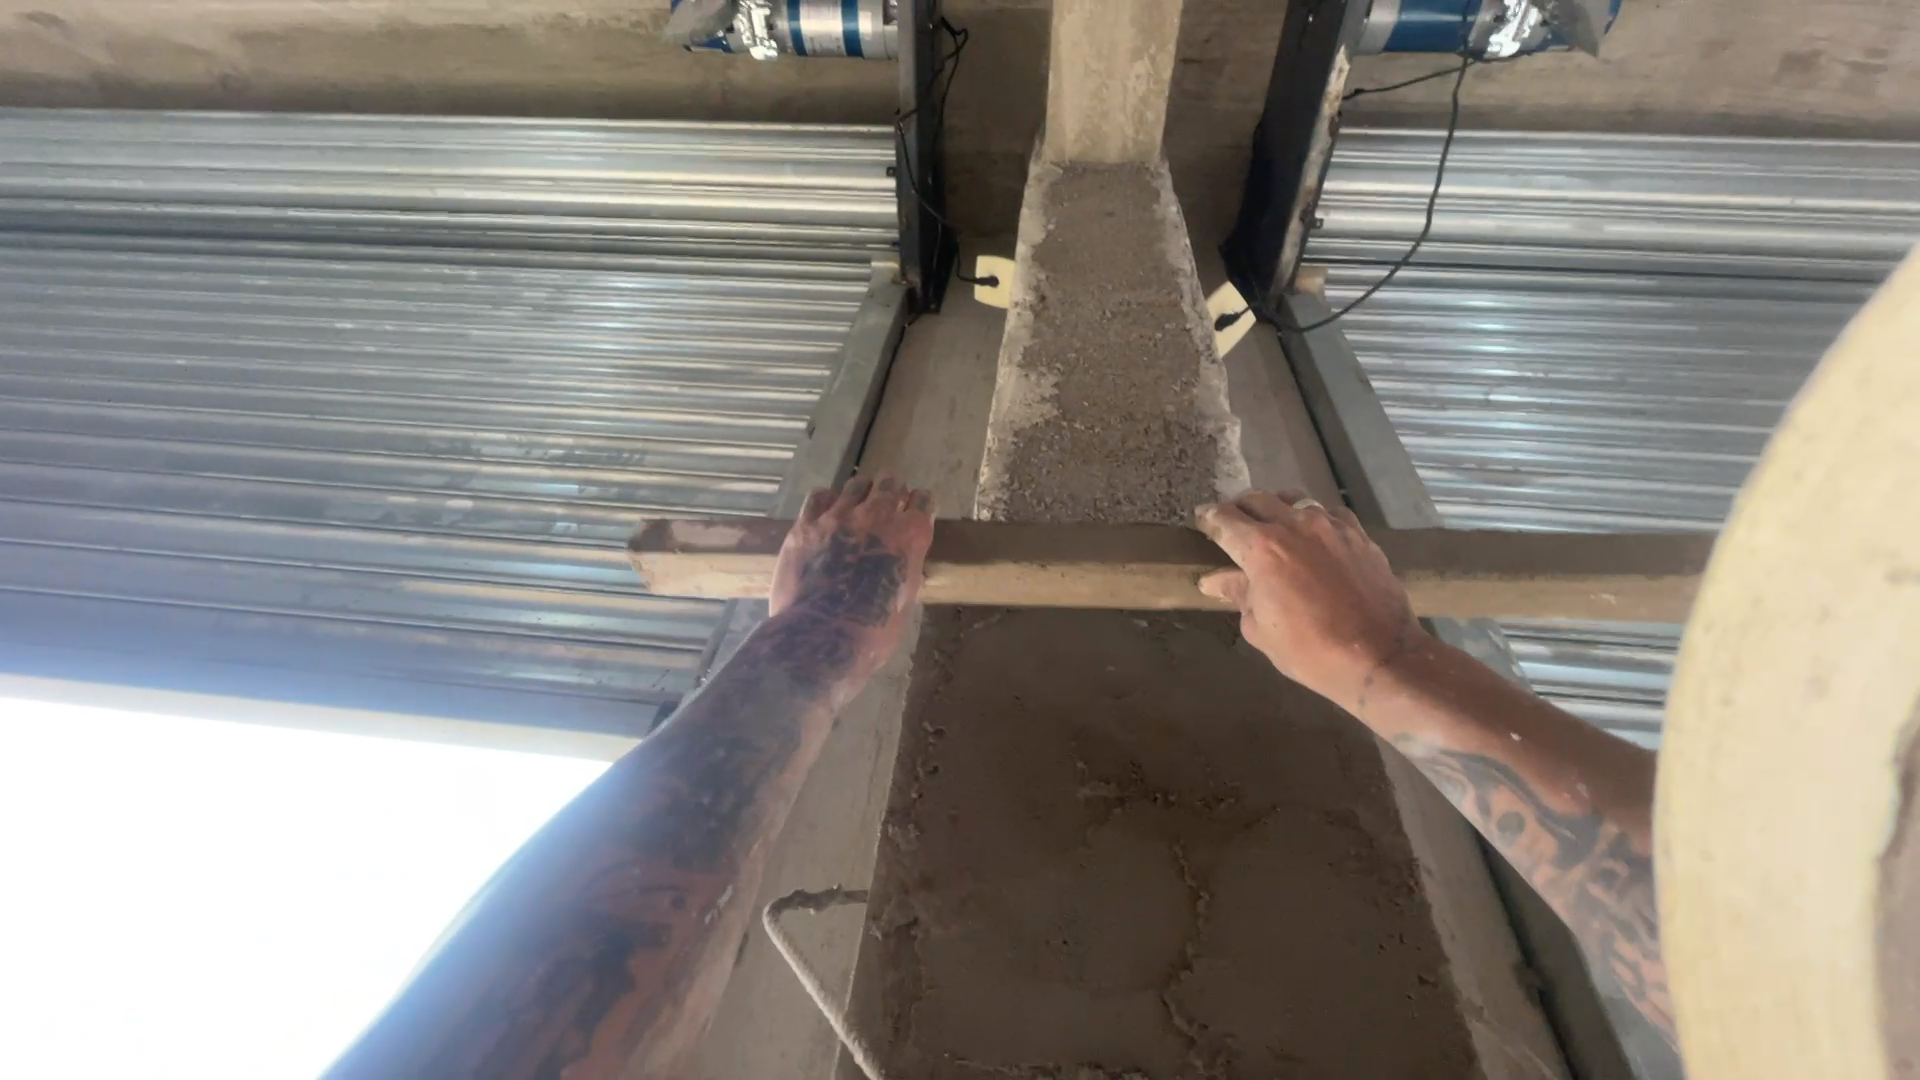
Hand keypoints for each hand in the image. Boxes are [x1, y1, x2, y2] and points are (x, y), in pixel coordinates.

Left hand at [771, 475, 935, 671]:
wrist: (821, 637)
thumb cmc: (873, 632)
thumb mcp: (906, 601)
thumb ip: (906, 571)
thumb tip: (904, 565)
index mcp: (911, 535)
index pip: (924, 500)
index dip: (920, 505)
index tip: (916, 510)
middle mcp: (878, 515)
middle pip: (890, 483)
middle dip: (891, 492)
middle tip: (887, 505)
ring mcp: (839, 516)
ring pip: (856, 484)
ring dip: (861, 493)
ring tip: (856, 506)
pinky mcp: (807, 524)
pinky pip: (819, 496)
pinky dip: (826, 500)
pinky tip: (826, 512)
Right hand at [1195, 490, 1426, 712]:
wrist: (1379, 656)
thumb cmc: (1309, 649)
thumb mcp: (1258, 627)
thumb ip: (1237, 594)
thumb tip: (1215, 579)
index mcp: (1262, 548)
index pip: (1224, 520)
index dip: (1208, 519)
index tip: (1201, 520)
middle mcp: (1294, 526)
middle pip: (1257, 499)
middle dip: (1238, 508)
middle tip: (1231, 521)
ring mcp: (1331, 526)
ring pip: (1293, 499)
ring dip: (1275, 506)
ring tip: (1271, 521)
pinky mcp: (1359, 534)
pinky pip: (1329, 512)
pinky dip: (1312, 517)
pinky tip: (1312, 534)